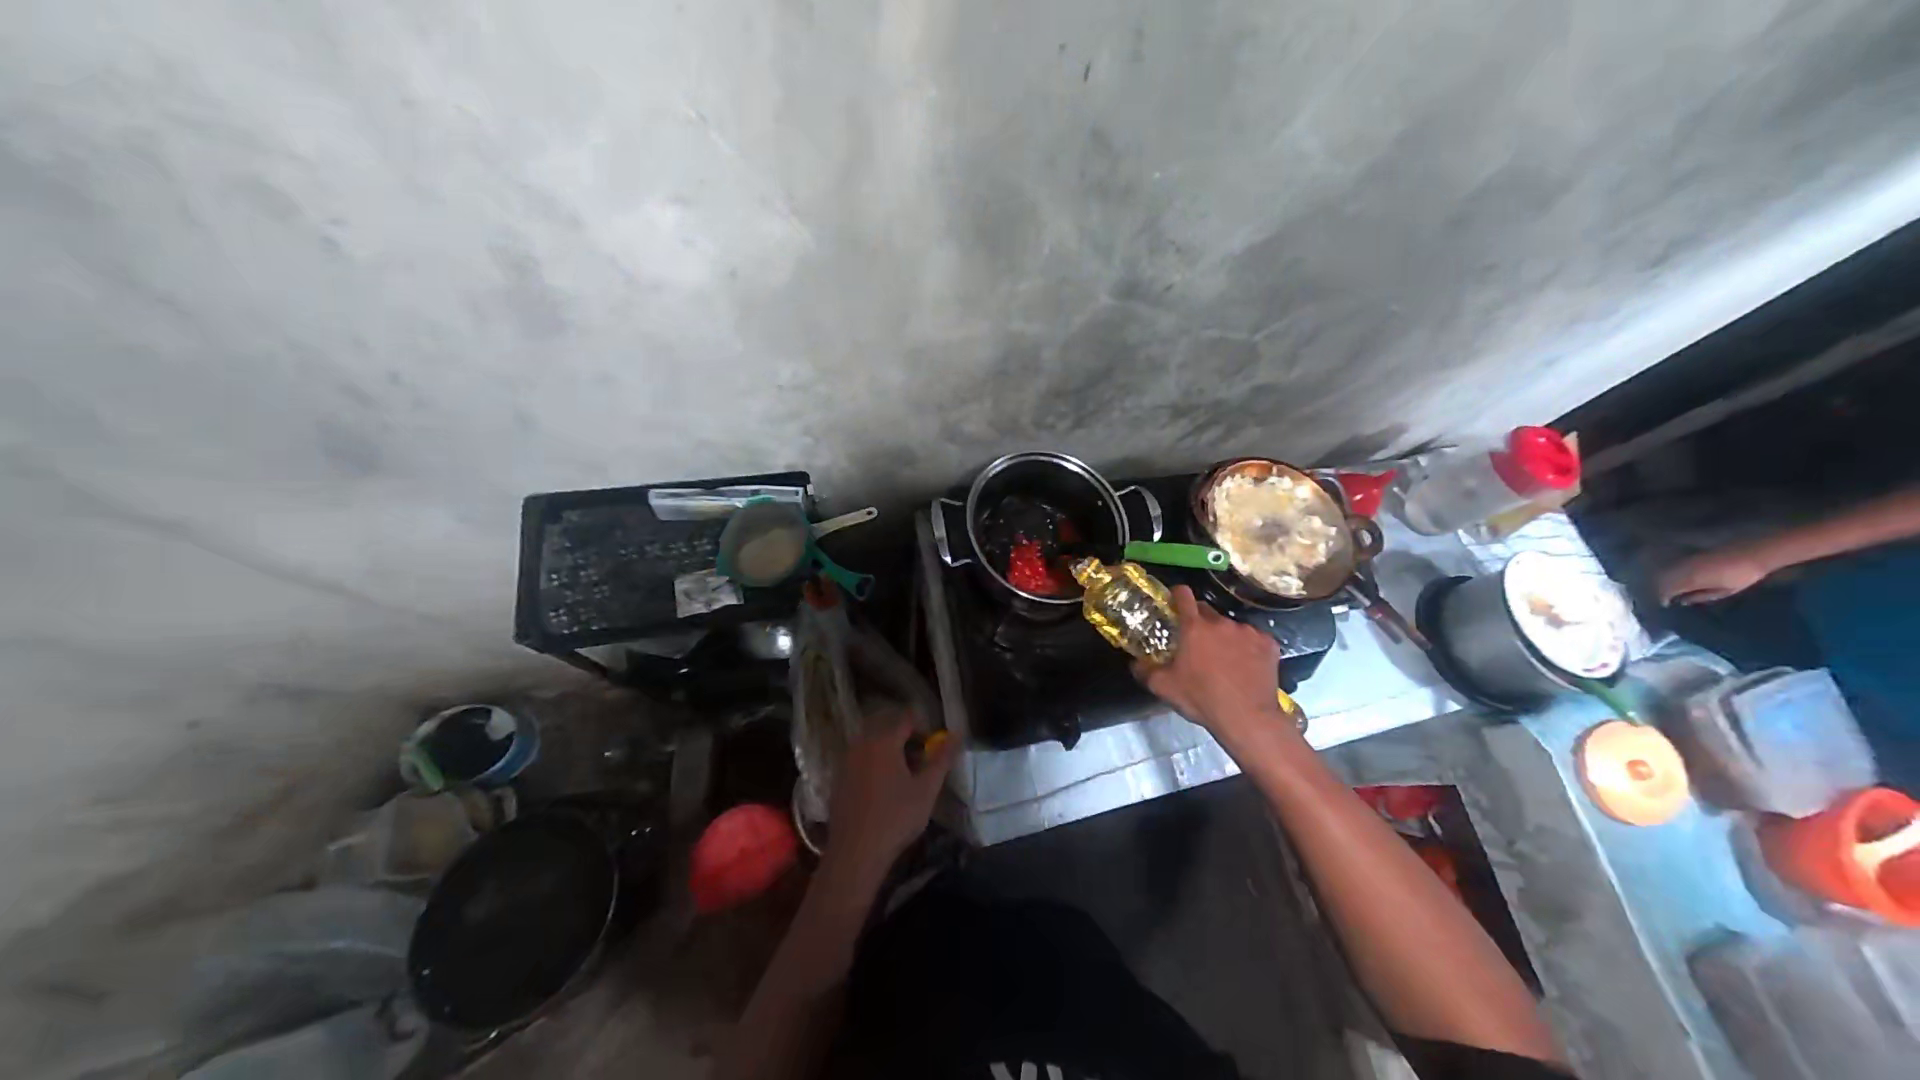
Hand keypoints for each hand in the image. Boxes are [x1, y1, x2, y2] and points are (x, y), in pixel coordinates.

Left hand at [823, 713, 955, 883]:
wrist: (856, 852)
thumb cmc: (896, 818)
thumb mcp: (927, 789)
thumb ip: (942, 759)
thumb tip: (956, 734)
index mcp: (884, 741)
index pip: (906, 718)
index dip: (923, 725)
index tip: (934, 743)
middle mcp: (862, 743)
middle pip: (886, 726)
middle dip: (905, 735)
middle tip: (920, 756)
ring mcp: (847, 760)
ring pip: (871, 742)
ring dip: (889, 748)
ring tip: (905, 771)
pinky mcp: (838, 778)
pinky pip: (860, 758)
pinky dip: (874, 762)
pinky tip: (883, 787)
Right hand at [1134, 585, 1288, 747]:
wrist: (1248, 718)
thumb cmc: (1202, 699)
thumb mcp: (1164, 688)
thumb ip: (1145, 671)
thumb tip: (1135, 663)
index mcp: (1194, 627)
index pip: (1183, 595)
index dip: (1177, 595)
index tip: (1174, 602)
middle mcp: (1222, 622)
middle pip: (1207, 611)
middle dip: (1200, 622)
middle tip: (1196, 643)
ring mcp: (1248, 632)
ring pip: (1231, 627)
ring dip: (1225, 637)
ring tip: (1225, 660)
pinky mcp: (1269, 644)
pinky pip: (1254, 639)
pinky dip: (1248, 648)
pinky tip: (1247, 666)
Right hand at [1658, 545, 1772, 604]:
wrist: (1752, 552)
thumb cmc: (1741, 575)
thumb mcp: (1725, 590)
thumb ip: (1701, 596)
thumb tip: (1682, 601)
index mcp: (1690, 580)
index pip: (1667, 590)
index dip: (1663, 598)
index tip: (1665, 604)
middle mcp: (1682, 569)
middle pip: (1662, 580)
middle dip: (1662, 590)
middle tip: (1667, 597)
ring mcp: (1684, 561)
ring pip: (1665, 572)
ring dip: (1665, 581)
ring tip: (1671, 589)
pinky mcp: (1689, 556)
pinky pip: (1673, 566)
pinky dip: (1671, 574)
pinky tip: (1678, 578)